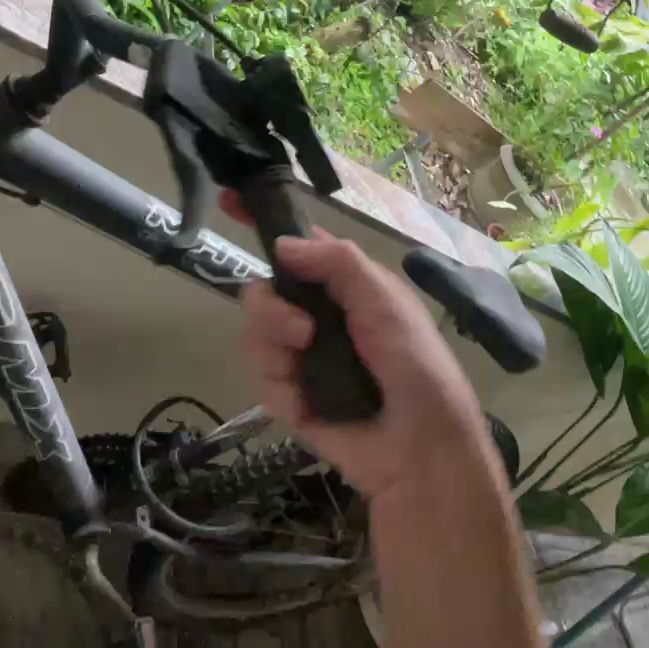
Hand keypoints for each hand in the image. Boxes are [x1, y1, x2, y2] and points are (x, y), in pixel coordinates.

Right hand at [235, 222, 496, 502]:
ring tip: (307, 368)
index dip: (264, 223)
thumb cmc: (413, 361)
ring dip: (276, 349)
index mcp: (343, 283)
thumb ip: (337, 262)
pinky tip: (308, 405)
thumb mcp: (384, 299)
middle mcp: (316, 313)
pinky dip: (282, 390)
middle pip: (261, 290)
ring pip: (253, 333)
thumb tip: (282, 244)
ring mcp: (300, 355)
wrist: (418, 447)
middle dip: (270, 308)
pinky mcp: (289, 396)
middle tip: (301, 330)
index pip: (297, 244)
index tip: (229, 201)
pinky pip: (260, 378)